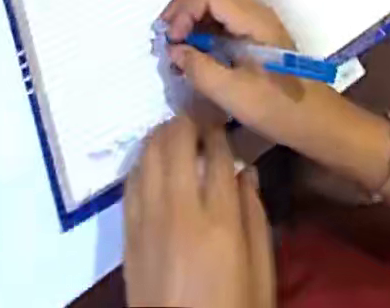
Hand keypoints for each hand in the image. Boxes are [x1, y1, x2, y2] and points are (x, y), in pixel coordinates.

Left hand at [125, 115, 273, 307]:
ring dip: (163, 134)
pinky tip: (155, 162)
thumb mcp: (261, 273)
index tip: (222, 117)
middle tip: (200, 117)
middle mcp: (179, 211)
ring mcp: (147, 222)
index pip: (216, 151)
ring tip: (178, 133)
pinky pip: (131, 182)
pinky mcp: (128, 237)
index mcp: (219, 220)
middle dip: (188, 120)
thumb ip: (254, 216)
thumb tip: (244, 170)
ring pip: (149, 154)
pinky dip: (144, 162)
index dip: (218, 127)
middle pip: (176, 140)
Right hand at [160, 0, 346, 155]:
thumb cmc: (278, 109)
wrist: (316, 119)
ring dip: (191, 12)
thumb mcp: (234, 96)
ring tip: (175, 43)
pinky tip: (192, 48)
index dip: (184, 10)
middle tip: (166, 35)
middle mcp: (255, 10)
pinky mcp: (254, 31)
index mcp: (254, 20)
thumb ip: (199, 69)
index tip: (172, 41)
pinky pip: (222, 12)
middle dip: (183, 5)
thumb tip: (174, 50)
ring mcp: (256, 18)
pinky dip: (201, 22)